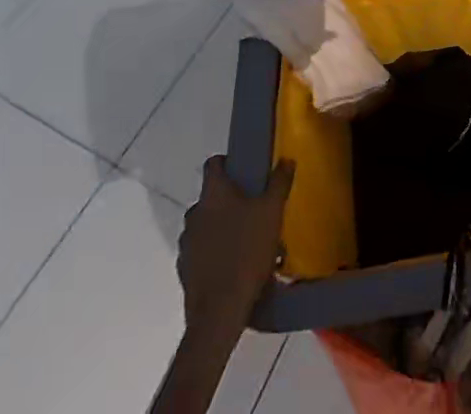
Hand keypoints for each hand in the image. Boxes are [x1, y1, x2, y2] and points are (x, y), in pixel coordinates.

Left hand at [177, 157, 295, 327]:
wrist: (220, 310)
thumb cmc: (247, 251)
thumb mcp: (273, 212)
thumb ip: (279, 183)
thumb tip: (285, 160)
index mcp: (213, 194)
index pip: (213, 163)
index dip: (228, 162)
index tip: (246, 170)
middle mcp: (194, 213)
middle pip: (212, 197)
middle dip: (232, 200)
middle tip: (256, 210)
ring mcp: (186, 242)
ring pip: (208, 224)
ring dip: (225, 227)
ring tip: (250, 241)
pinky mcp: (185, 268)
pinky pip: (203, 250)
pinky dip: (216, 251)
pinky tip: (237, 265)